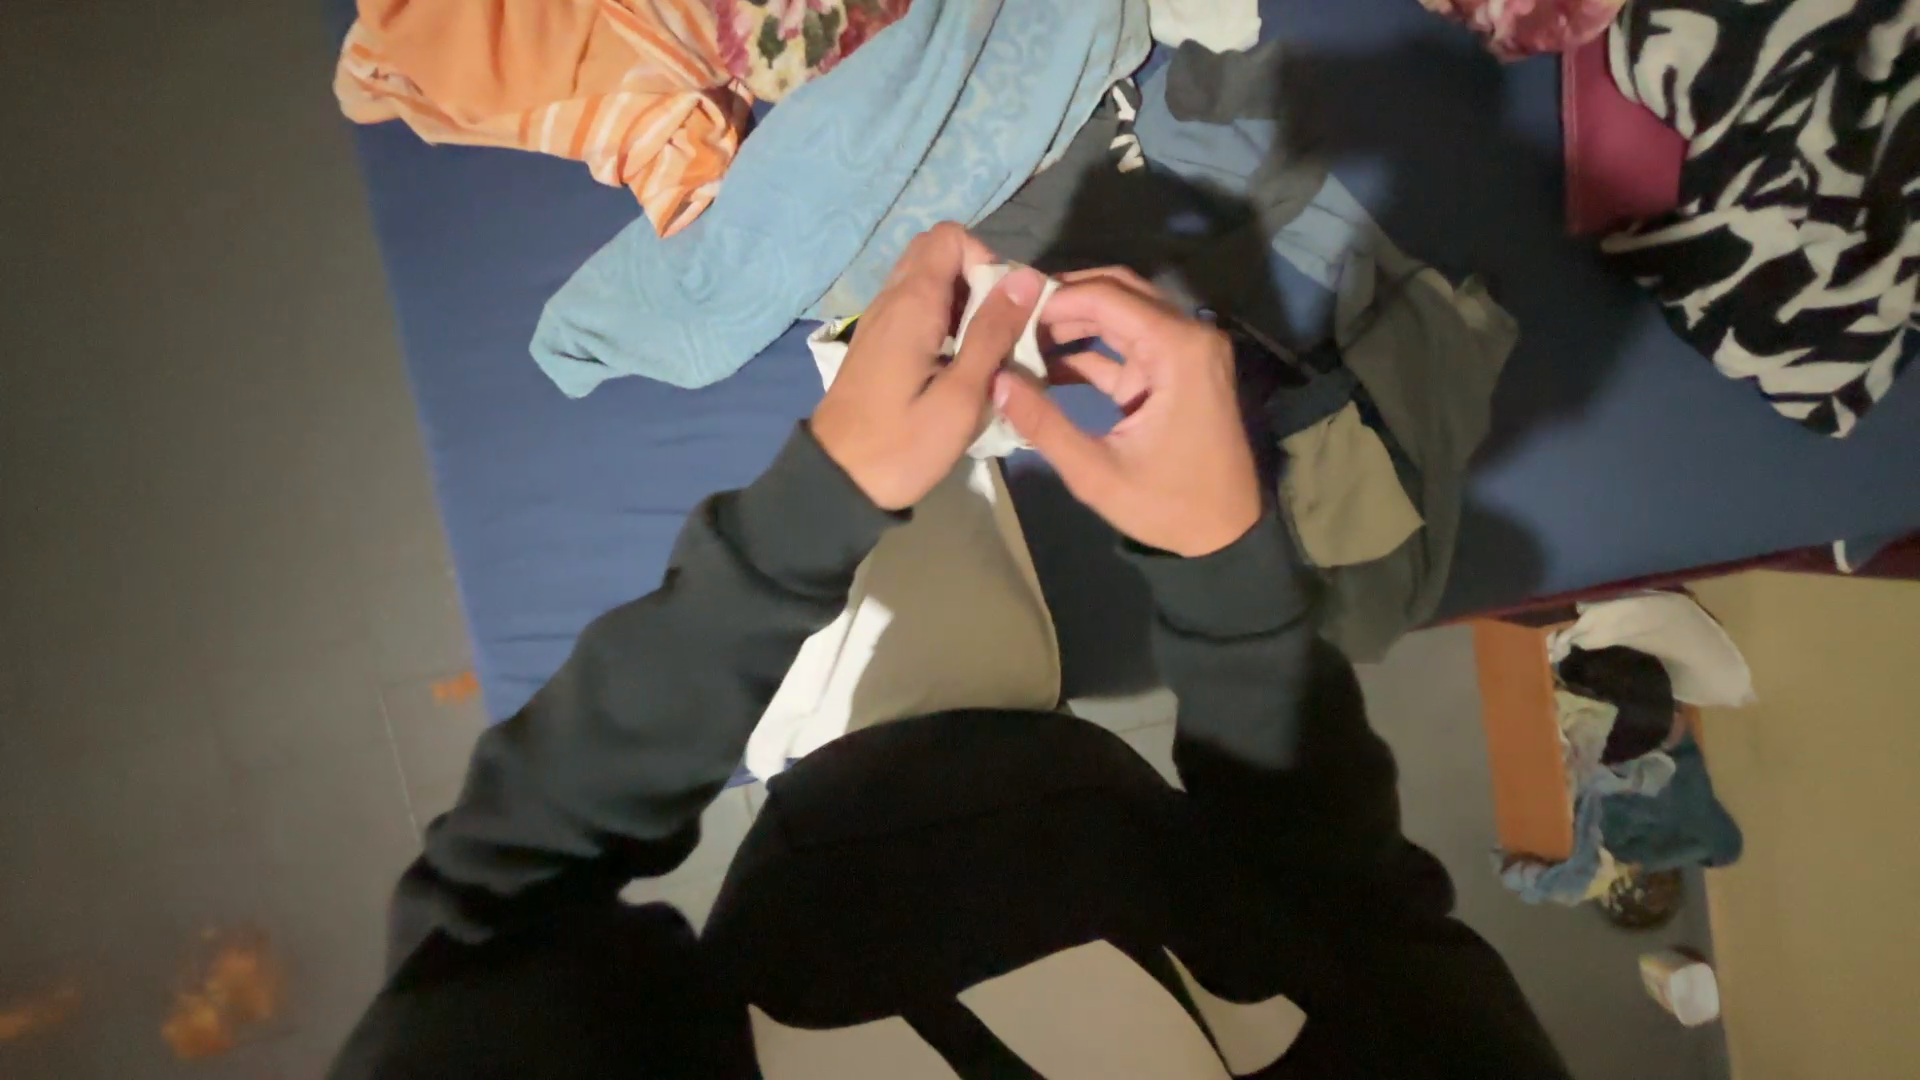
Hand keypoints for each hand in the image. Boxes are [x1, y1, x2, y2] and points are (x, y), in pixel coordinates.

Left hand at [811, 224, 1044, 509]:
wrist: (838, 481)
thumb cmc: (903, 445)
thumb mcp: (960, 396)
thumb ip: (992, 334)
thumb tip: (1026, 276)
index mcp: (911, 304)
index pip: (950, 237)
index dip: (986, 260)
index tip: (1003, 310)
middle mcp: (890, 301)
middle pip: (938, 255)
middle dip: (977, 281)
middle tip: (995, 330)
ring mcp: (879, 323)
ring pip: (926, 284)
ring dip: (961, 305)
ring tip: (980, 352)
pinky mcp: (876, 347)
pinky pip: (914, 312)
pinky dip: (942, 323)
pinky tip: (954, 367)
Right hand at [992, 268, 1261, 556]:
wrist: (1224, 532)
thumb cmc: (1166, 504)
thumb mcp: (1096, 471)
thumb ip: (1043, 422)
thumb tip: (994, 380)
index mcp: (1177, 350)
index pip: (1108, 296)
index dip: (1055, 298)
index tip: (1007, 311)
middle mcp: (1187, 336)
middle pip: (1117, 291)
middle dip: (1062, 300)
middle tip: (1010, 316)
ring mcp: (1183, 352)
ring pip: (1120, 313)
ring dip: (1072, 322)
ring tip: (1019, 338)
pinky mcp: (1174, 371)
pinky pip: (1126, 344)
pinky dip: (1088, 350)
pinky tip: (1044, 365)